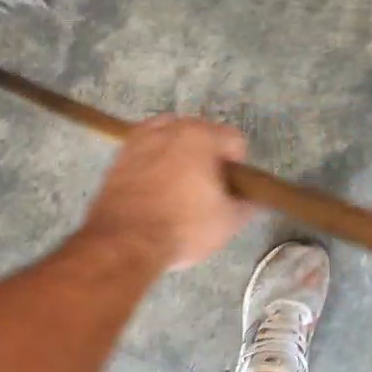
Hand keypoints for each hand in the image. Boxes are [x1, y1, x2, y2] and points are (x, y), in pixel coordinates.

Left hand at [82, 116, 253, 268]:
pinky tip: (155, 190)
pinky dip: (155, 163)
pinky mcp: (118, 157)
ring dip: (180, 156)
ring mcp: (140, 140)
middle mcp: (170, 128)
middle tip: (207, 189)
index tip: (231, 189)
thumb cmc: (182, 227)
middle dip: (208, 157)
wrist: (123, 243)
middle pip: (201, 134)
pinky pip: (147, 152)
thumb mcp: (228, 222)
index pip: (234, 139)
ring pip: (171, 139)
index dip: (238, 166)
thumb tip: (253, 200)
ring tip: (179, 188)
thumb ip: (247, 205)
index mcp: (201, 136)